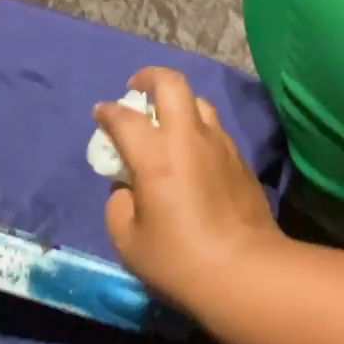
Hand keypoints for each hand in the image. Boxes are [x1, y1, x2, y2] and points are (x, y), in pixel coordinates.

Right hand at [93, 68, 284, 304]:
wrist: (242, 266)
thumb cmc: (177, 258)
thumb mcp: (128, 239)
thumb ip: (120, 202)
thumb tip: (128, 184)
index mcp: (156, 155)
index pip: (126, 118)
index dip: (108, 112)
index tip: (101, 113)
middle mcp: (190, 137)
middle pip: (172, 84)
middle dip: (150, 77)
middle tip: (136, 88)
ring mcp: (220, 143)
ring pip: (198, 102)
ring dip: (178, 102)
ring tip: (165, 121)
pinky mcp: (239, 156)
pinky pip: (214, 128)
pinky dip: (196, 127)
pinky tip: (190, 151)